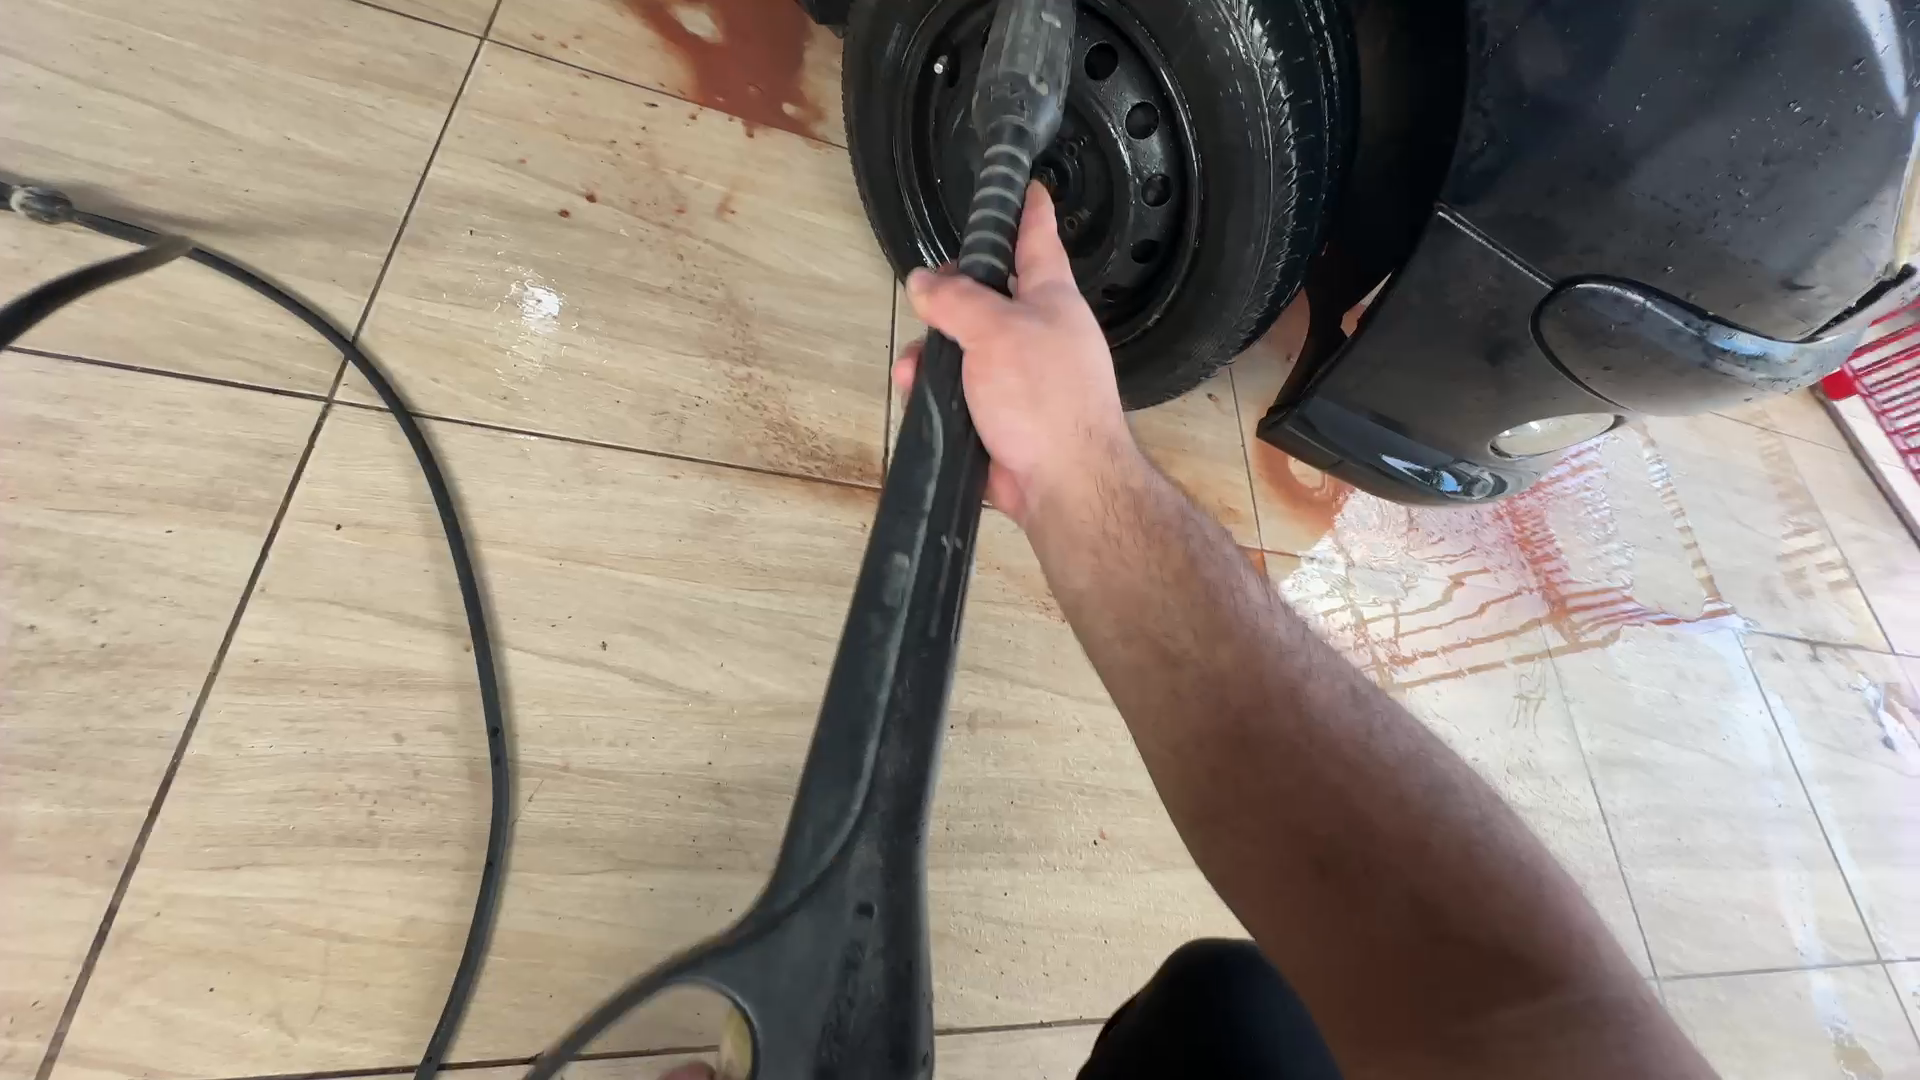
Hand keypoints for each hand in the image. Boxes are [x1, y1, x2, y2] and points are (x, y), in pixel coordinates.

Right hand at [892, 183, 1137, 525]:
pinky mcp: (998, 419)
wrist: (1061, 482)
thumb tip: (923, 281)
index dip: (1028, 209)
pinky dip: (934, 394)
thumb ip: (957, 300)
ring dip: (931, 355)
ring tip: (912, 368)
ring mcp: (1018, 380)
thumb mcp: (997, 332)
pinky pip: (958, 394)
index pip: (1038, 240)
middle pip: (987, 299)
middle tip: (925, 299)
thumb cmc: (1043, 395)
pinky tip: (915, 394)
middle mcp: (1037, 335)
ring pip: (964, 351)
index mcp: (1051, 300)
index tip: (1024, 185)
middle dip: (950, 298)